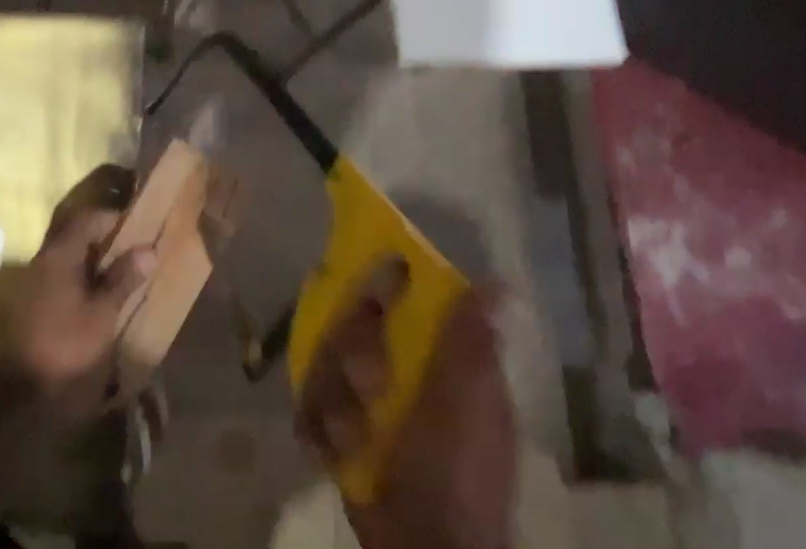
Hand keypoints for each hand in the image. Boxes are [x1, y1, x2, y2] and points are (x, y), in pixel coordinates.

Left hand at [8, 206, 153, 407]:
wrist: (26, 389)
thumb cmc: (68, 345)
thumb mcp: (103, 313)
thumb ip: (123, 279)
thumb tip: (148, 249)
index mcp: (59, 255)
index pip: (87, 219)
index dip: (114, 219)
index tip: (139, 230)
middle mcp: (43, 259)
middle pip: (75, 233)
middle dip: (105, 238)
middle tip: (134, 250)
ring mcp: (35, 279)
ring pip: (68, 254)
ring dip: (94, 258)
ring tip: (123, 272)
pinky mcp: (34, 299)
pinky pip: (61, 273)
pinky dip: (82, 275)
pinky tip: (101, 293)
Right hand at [295, 278, 516, 548]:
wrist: (422, 548)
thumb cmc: (457, 475)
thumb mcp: (469, 407)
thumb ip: (470, 345)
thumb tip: (498, 284)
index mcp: (437, 361)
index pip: (401, 302)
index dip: (382, 291)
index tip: (372, 296)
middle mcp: (399, 373)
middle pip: (352, 329)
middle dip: (353, 355)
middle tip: (370, 386)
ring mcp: (366, 404)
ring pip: (325, 367)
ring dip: (337, 406)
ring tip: (353, 440)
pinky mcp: (337, 434)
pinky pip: (308, 408)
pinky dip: (316, 431)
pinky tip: (330, 453)